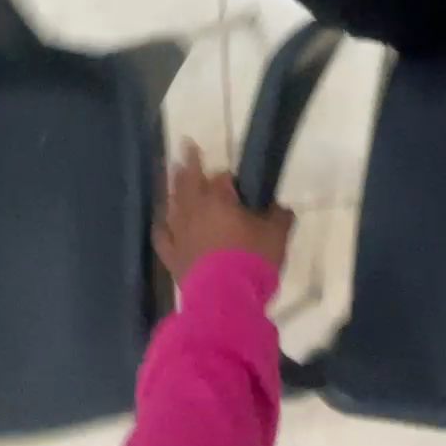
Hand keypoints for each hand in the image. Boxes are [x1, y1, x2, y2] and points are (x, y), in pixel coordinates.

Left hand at [152, 144, 295, 283]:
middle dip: (189, 162)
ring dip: (173, 187)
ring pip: (173, 203)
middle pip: (189, 181)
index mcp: (219, 200)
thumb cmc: (252, 260)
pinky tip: (163, 221)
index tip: (238, 184)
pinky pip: (163, 236)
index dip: (229, 179)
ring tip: (170, 173)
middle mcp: (194, 211)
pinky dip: (162, 225)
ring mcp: (179, 234)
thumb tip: (282, 208)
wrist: (224, 299)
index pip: (221, 179)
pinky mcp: (172, 256)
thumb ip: (280, 217)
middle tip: (185, 145)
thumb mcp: (277, 235)